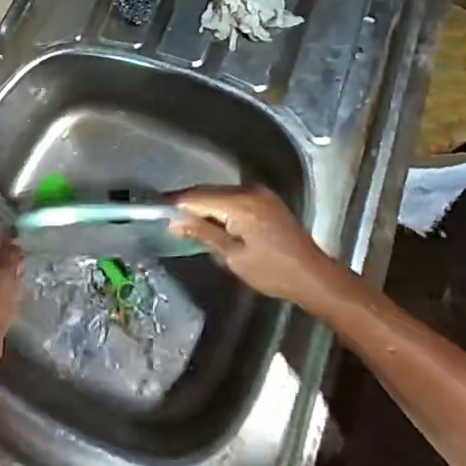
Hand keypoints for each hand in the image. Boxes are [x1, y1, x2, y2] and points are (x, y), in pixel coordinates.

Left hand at [0, 227, 22, 369]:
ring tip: (26, 273)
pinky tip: (17, 294)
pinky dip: (8, 288)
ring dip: (11, 272)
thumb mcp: (3, 276)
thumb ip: (9, 256)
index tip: (25, 231)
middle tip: (29, 254)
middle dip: (11, 253)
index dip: (7, 233)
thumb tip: (14, 242)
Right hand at [168, 187, 350, 309]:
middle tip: (164, 217)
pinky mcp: (267, 200)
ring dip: (203, 204)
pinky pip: (235, 198)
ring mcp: (261, 193)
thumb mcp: (232, 256)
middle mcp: (250, 190)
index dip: (175, 202)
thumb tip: (174, 220)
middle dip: (187, 203)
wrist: (311, 275)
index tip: (154, 209)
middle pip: (209, 191)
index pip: (198, 196)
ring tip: (182, 220)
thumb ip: (203, 233)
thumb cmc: (271, 271)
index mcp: (240, 202)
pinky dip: (219, 206)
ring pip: (221, 193)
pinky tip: (209, 220)